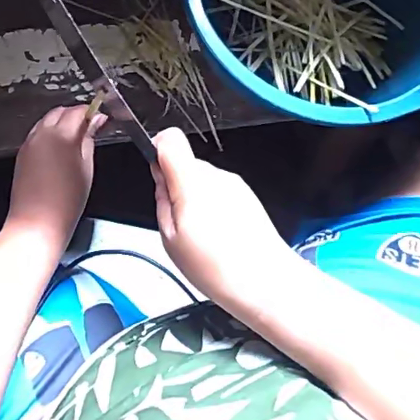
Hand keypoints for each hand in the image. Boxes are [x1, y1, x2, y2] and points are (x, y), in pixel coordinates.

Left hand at [5, 104, 105, 248]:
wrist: (36, 223)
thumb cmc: (67, 200)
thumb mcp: (86, 167)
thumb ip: (89, 138)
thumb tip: (96, 121)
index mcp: (61, 135)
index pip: (78, 111)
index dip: (92, 112)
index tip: (102, 120)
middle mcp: (42, 134)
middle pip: (60, 112)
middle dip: (75, 115)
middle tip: (91, 128)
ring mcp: (29, 143)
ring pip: (47, 121)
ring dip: (61, 123)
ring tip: (76, 140)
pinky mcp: (22, 154)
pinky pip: (38, 134)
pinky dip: (50, 133)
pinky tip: (60, 149)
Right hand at [150, 127, 302, 312]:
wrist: (264, 280)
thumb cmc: (218, 267)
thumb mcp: (170, 239)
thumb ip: (162, 200)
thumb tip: (159, 179)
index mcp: (192, 183)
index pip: (170, 139)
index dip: (157, 149)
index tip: (156, 170)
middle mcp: (216, 176)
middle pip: (186, 163)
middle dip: (176, 186)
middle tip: (178, 221)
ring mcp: (234, 184)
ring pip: (203, 179)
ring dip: (195, 198)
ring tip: (200, 234)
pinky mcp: (246, 194)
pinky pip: (219, 191)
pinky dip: (213, 206)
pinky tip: (217, 234)